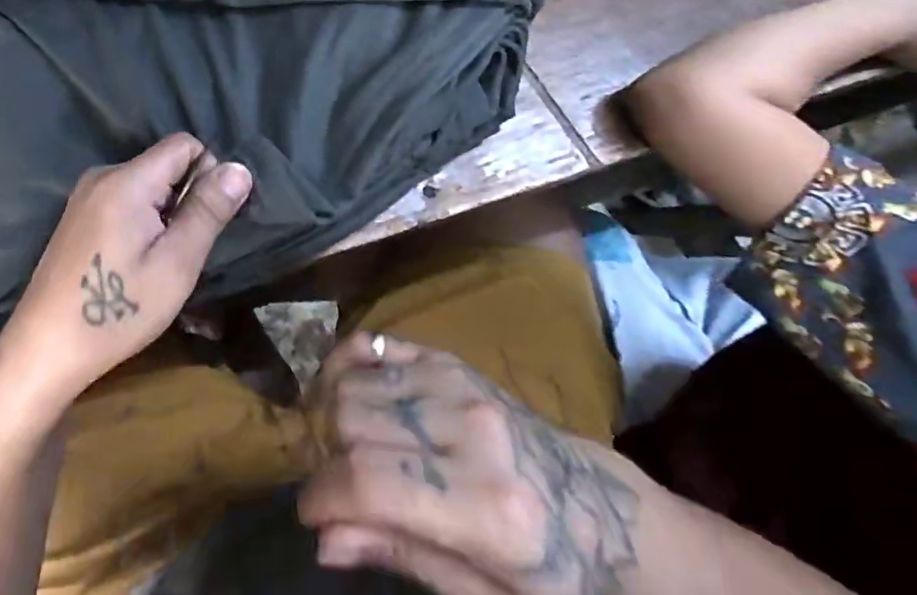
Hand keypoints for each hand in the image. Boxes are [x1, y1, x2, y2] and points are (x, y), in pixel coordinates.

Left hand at [0, 133, 251, 410]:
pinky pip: (122, 200)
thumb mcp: (176, 263)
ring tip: (159, 261)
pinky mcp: (76, 215)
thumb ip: (207, 210)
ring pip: (143, 184)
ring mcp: (83, 195)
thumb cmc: (119, 309)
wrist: (47, 345)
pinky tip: (133, 262)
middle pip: (162, 164)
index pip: (183, 144)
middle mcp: (101, 175)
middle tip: (184, 250)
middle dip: (185, 197)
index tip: (210, 218)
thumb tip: (239, 167)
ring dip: (163, 213)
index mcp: (126, 179)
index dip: (208, 172)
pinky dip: (140, 221)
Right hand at [299, 334, 642, 594]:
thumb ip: (403, 555)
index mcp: (489, 509)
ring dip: (329, 418)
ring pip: (350, 386)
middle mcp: (469, 433)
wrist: (604, 510)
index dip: (322, 498)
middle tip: (335, 485)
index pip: (368, 484)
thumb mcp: (485, 592)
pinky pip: (369, 346)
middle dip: (325, 459)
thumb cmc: (548, 569)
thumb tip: (324, 540)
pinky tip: (343, 396)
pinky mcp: (447, 361)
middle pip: (349, 426)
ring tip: (342, 449)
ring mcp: (457, 386)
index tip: (312, 515)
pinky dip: (342, 368)